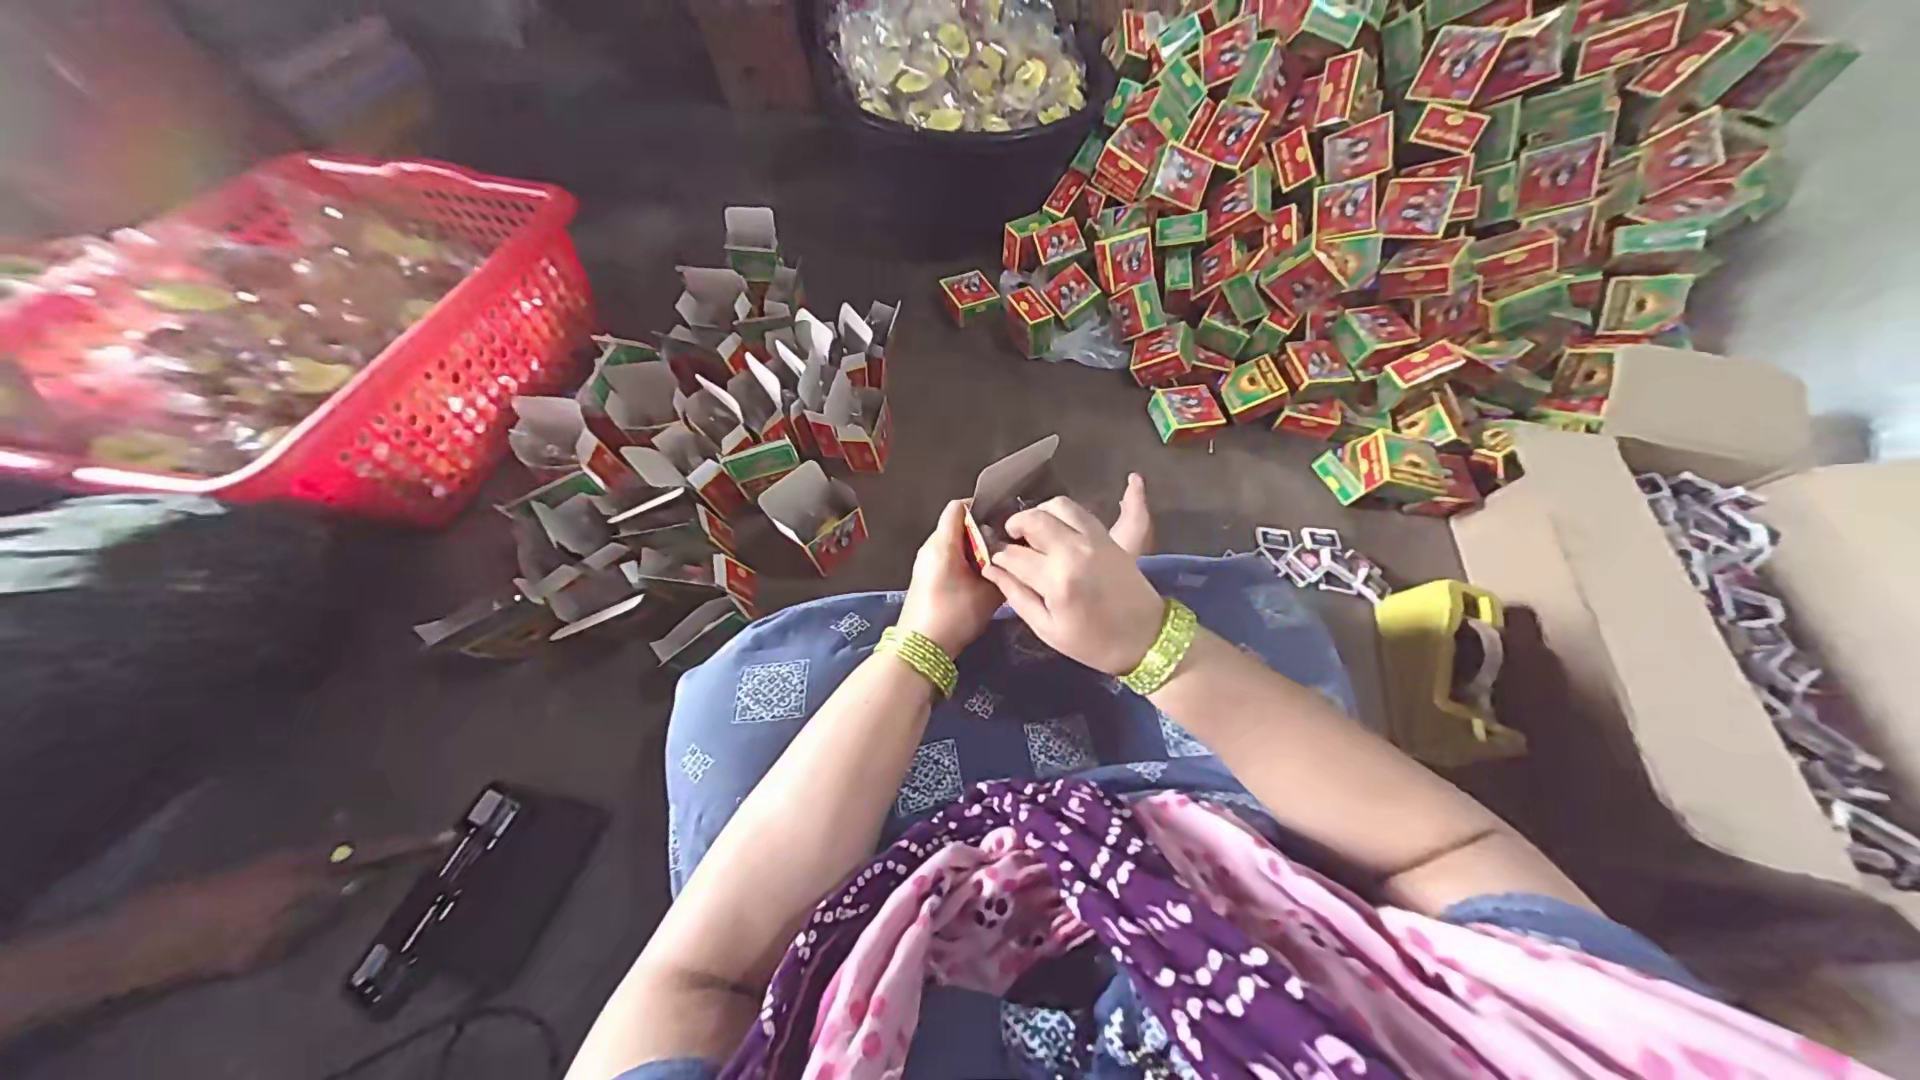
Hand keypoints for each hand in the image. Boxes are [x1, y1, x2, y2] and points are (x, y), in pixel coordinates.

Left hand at [116, 834, 448, 979]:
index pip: (376, 855)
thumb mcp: (273, 940)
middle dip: (395, 841)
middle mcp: (304, 856)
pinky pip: (314, 848)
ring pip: (337, 844)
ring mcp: (281, 857)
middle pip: (361, 844)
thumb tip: (362, 884)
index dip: (412, 847)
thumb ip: (321, 911)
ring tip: (390, 839)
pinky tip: (337, 836)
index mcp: (315, 872)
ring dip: (366, 841)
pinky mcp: (261, 865)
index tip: (446, 837)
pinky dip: (335, 844)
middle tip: (424, 839)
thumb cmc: (216, 943)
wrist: (147, 935)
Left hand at [897, 500, 1005, 657]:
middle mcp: (930, 548)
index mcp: (942, 544)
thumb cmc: (953, 617)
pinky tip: (982, 577)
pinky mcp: (925, 577)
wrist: (920, 649)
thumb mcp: (987, 595)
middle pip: (957, 525)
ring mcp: (925, 563)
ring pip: (954, 543)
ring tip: (999, 560)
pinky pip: (948, 558)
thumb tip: (1014, 560)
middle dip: (983, 530)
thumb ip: (1003, 572)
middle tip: (1007, 542)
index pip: (958, 507)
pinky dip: (965, 561)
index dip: (980, 506)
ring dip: (975, 548)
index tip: (1003, 518)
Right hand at [980, 491, 1164, 675]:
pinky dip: (1062, 512)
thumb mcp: (1047, 629)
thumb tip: (991, 569)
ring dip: (1039, 513)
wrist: (1146, 639)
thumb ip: (1016, 595)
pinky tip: (1055, 527)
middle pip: (1033, 519)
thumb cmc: (1092, 643)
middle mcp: (1075, 551)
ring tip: (1032, 530)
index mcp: (1057, 580)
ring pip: (1058, 505)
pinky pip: (1080, 511)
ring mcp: (1094, 539)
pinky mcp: (1108, 536)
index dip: (998, 556)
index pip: (1013, 555)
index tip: (994, 561)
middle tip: (1009, 539)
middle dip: (1014, 525)